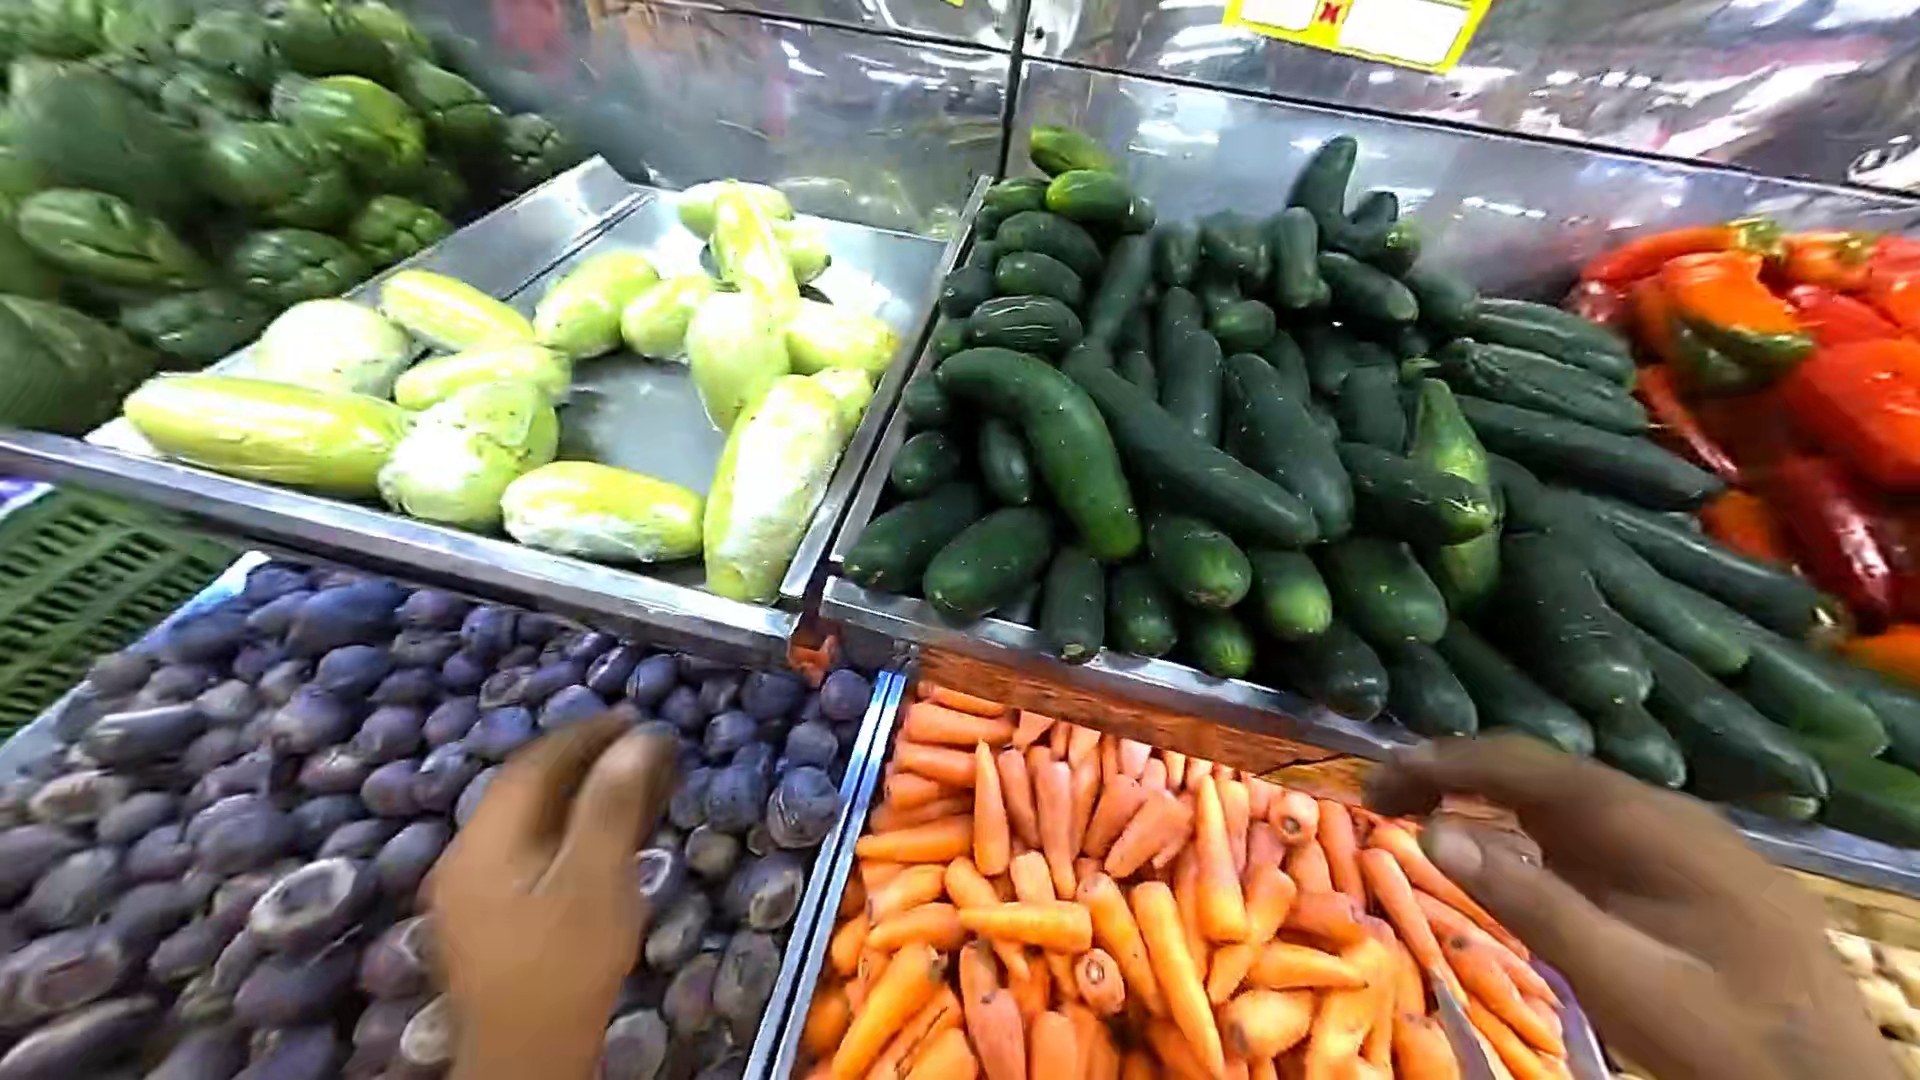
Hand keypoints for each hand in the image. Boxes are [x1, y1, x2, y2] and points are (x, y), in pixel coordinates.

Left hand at [429, 717, 676, 1079]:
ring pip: (538, 812)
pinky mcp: (502, 904)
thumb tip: (638, 739)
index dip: (582, 734)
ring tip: (635, 769)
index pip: (531, 766)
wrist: (534, 1056)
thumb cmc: (567, 962)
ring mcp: (483, 884)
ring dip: (586, 784)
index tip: (632, 717)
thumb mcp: (596, 878)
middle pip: (531, 786)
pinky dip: (579, 817)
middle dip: (587, 756)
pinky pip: (541, 839)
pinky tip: (614, 817)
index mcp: (482, 846)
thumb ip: (613, 805)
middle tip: (639, 740)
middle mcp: (471, 857)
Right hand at [1367, 735, 1899, 1079]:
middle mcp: (1655, 811)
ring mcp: (1655, 831)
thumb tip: (1431, 833)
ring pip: (1539, 784)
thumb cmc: (1727, 1042)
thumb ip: (1529, 903)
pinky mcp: (1648, 855)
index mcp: (1656, 828)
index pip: (1531, 767)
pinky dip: (1499, 809)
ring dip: (1467, 785)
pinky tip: (1471, 825)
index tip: (1383, 772)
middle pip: (1530, 767)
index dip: (1448, 761)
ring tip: (1406, 804)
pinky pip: (1557, 812)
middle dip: (1446, 770)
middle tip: (1379, 794)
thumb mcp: (1625, 983)